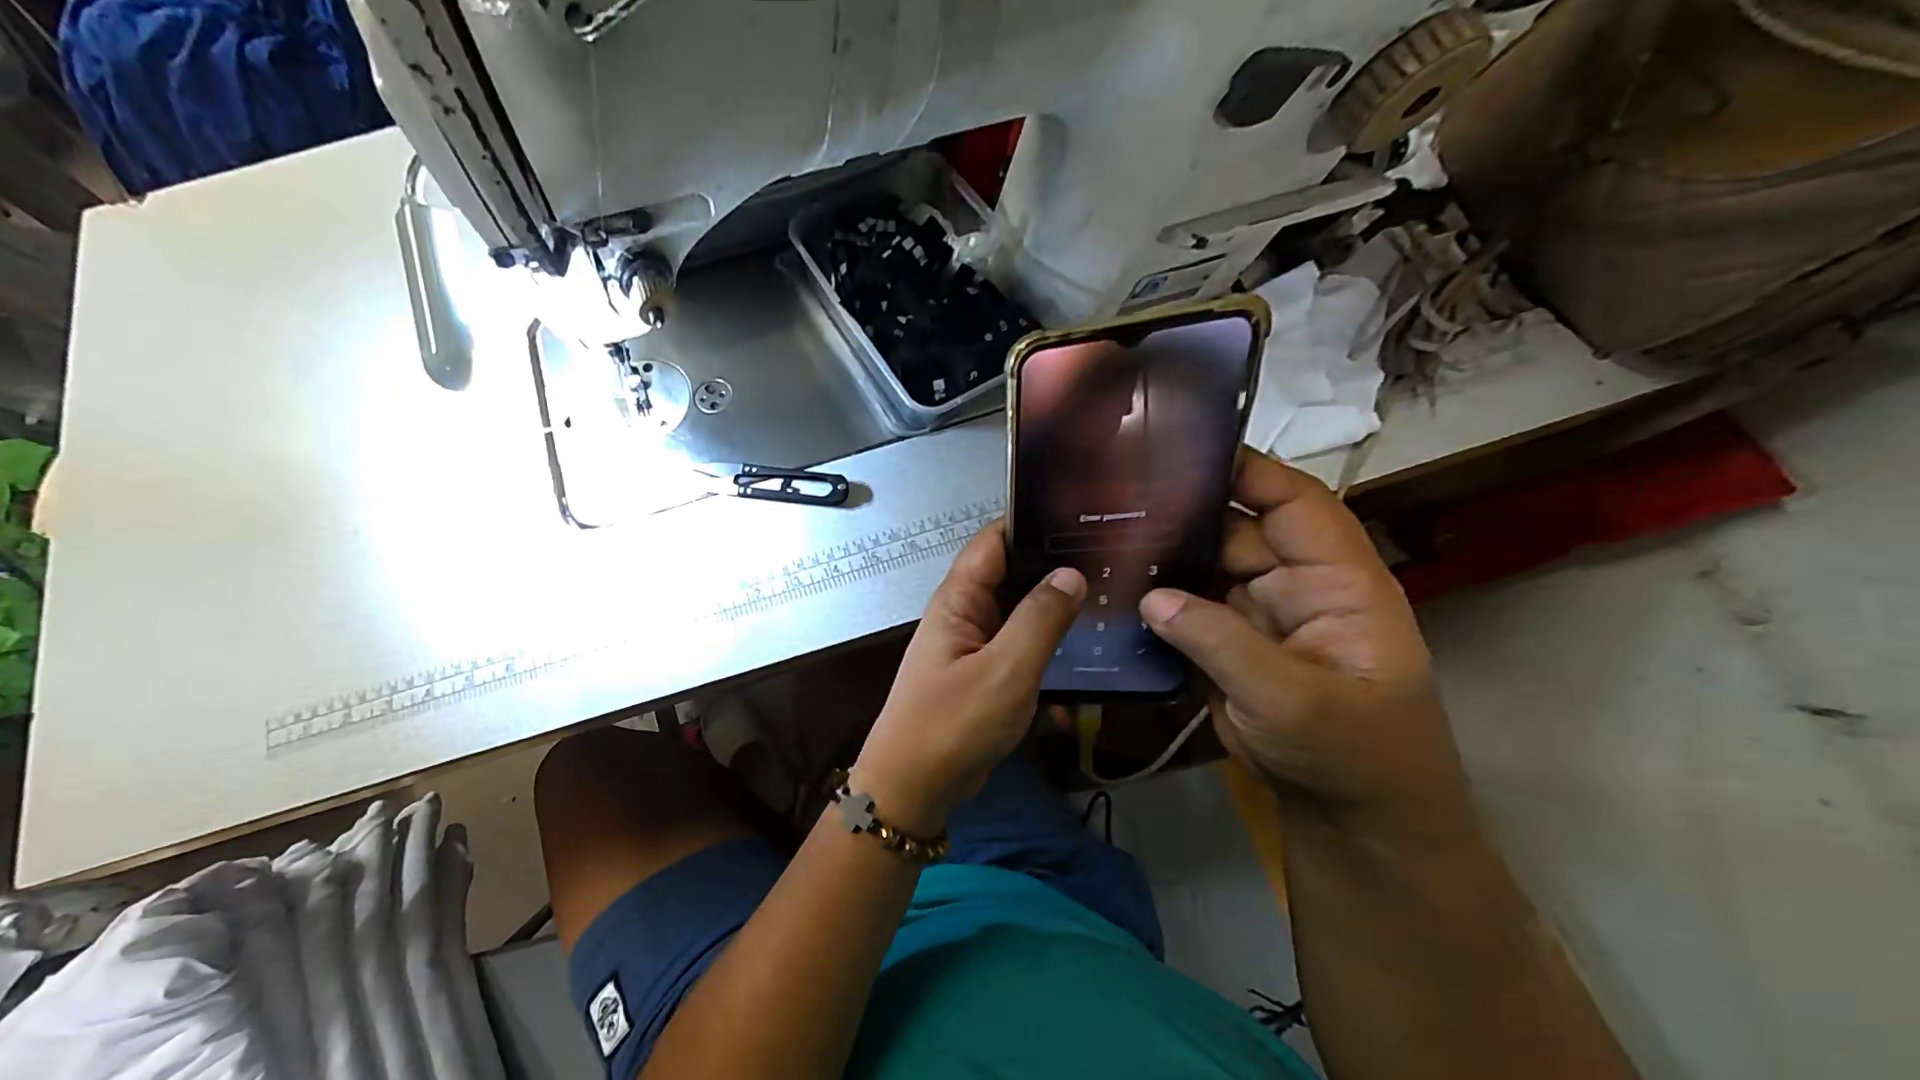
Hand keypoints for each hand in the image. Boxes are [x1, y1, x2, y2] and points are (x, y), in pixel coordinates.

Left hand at [853, 520, 1083, 835]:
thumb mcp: (1005, 670)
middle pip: (1014, 577)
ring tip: (1111, 612)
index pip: (995, 540)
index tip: (1082, 518)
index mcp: (959, 600)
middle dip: (1057, 572)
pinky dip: (1050, 663)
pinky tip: (1087, 677)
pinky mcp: (986, 678)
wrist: (913, 790)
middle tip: (1112, 565)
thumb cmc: (952, 725)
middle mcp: (966, 615)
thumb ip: (1040, 619)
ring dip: (1060, 621)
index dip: (1033, 522)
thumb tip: (1071, 574)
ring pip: (1024, 619)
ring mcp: (976, 647)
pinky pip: (1024, 656)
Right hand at [1138, 450, 1474, 843]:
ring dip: (1163, 554)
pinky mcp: (1225, 644)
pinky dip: (1154, 598)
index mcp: (1336, 579)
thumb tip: (1151, 597)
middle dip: (1186, 511)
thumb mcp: (1296, 700)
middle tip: (1119, 495)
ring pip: (1204, 567)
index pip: (1295, 502)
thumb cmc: (1354, 751)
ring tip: (1104, 534)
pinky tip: (1113, 585)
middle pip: (1236, 529)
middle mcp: (1295, 584)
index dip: (1249, 472)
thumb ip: (1222, 644)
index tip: (1187, 450)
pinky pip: (1185, 608)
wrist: (1349, 816)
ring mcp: (1255, 614)